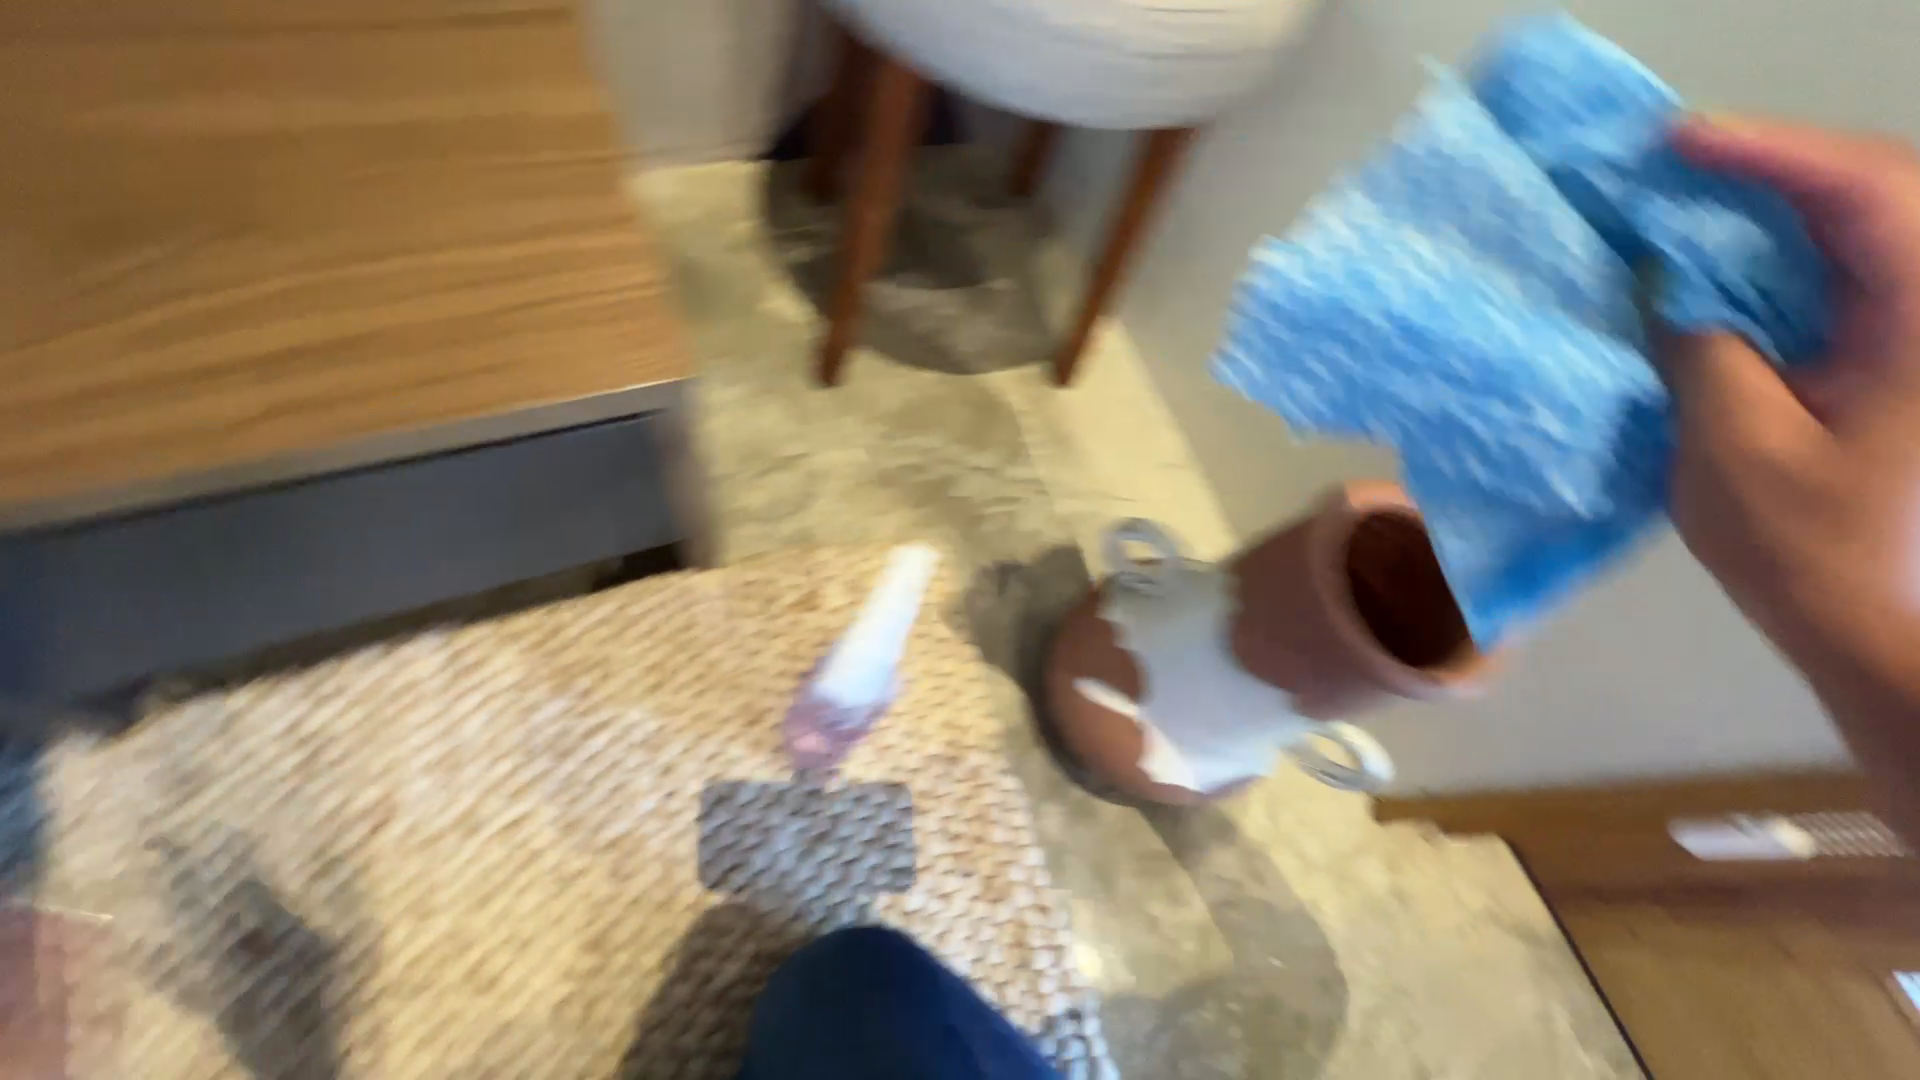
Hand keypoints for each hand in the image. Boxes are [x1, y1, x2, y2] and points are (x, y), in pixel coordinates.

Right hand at [1663, 116, 1919, 834]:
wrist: (1894, 634)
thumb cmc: (1817, 550)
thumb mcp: (1736, 452)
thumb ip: (1706, 358)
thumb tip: (1677, 302)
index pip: (1865, 194)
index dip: (1765, 156)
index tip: (1672, 144)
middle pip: (1875, 197)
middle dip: (1767, 173)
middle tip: (1667, 170)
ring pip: (1861, 239)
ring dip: (1770, 217)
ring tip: (1680, 211)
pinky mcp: (1901, 369)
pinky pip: (1846, 289)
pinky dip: (1778, 270)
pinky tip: (1716, 278)